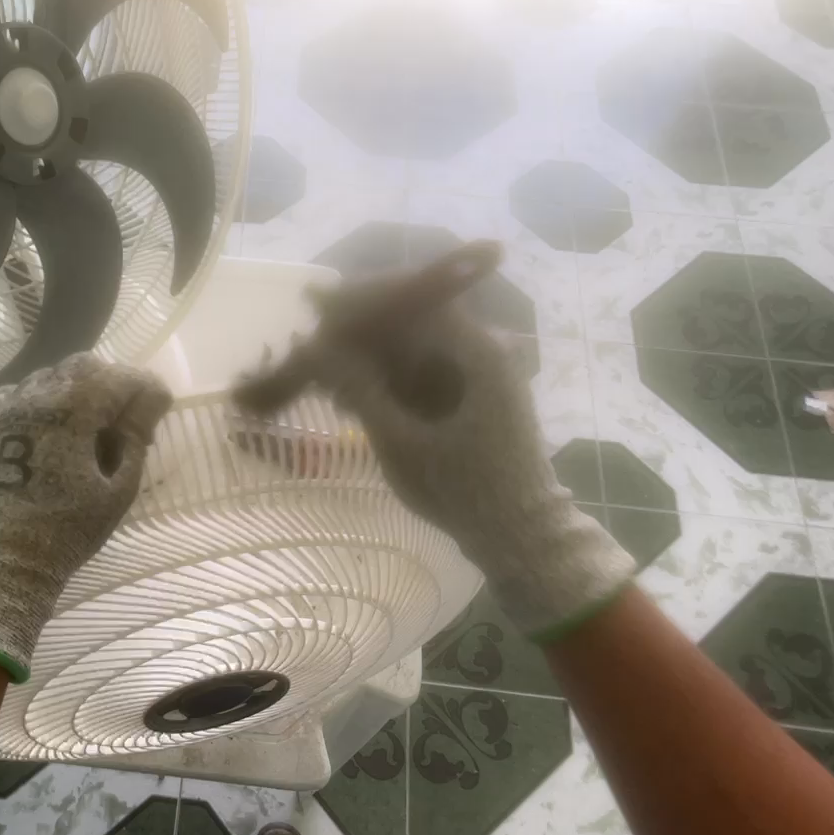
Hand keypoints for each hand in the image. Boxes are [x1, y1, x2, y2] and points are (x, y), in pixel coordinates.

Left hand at [0, 353, 172, 681]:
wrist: (0, 561)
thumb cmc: (66, 532)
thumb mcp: (116, 491)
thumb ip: (133, 440)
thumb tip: (148, 406)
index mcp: (71, 412)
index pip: (119, 378)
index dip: (146, 387)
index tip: (161, 405)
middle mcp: (35, 397)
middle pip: (83, 368)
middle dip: (112, 383)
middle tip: (128, 415)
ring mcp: (5, 409)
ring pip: (49, 377)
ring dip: (77, 390)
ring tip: (91, 422)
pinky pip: (18, 395)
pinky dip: (41, 401)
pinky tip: (49, 427)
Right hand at [290, 249, 633, 639]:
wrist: (520, 535)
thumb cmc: (463, 491)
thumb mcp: (401, 443)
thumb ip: (360, 391)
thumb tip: (317, 350)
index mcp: (477, 350)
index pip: (412, 298)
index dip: (359, 303)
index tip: (314, 311)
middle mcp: (486, 349)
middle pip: (413, 321)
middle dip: (362, 334)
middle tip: (313, 351)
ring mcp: (485, 373)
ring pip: (417, 347)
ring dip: (374, 359)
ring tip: (328, 382)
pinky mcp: (479, 396)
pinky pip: (428, 372)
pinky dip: (393, 381)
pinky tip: (358, 401)